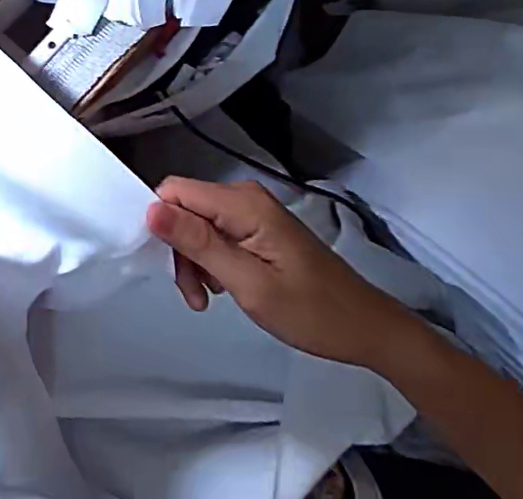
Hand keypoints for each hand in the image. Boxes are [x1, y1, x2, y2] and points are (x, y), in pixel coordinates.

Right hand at [145, 177, 421, 368]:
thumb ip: (198, 243)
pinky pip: (213, 231)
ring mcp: (252, 211)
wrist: (372, 332)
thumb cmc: (313, 312)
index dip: (160, 223)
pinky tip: (218, 286)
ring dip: (191, 258)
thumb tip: (150, 210)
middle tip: (191, 292)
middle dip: (177, 247)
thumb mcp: (249, 283)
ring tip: (204, 296)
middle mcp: (243, 197)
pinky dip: (208, 258)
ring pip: (195, 222)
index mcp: (242, 203)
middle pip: (183, 207)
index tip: (166, 263)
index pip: (173, 191)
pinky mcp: (256, 226)